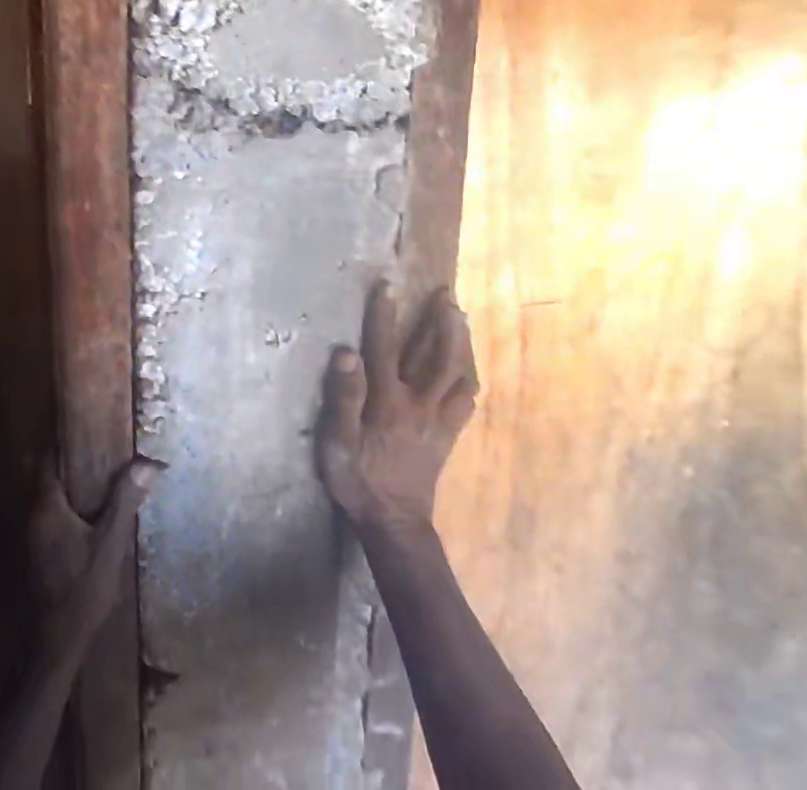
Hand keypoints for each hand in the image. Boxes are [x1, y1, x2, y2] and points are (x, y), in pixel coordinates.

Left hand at [26, 454, 164, 642]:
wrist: (56, 640)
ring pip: (43, 495)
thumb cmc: (83, 587)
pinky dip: (63, 501)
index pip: (45, 460)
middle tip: (94, 446)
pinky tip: (86, 508)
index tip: (82, 428)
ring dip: (63, 481)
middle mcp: (32, 516)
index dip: (60, 441)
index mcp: (46, 508)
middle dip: (62, 458)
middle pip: (41, 475)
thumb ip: (125, 501)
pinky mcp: (36, 551)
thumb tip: (147, 464)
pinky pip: (46, 513)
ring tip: (94, 471)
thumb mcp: (110, 542)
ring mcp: (31, 535)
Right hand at [317, 283, 478, 532]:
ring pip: (458, 374)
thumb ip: (345, 397)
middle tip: (444, 295)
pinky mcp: (448, 436)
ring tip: (461, 320)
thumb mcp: (338, 442)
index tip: (387, 286)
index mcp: (389, 402)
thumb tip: (346, 353)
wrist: (393, 521)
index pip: (385, 349)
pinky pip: (465, 401)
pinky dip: (468, 379)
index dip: (384, 316)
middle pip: (435, 355)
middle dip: (440, 322)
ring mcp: (439, 420)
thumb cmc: (357, 480)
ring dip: (460, 343)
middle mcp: (420, 404)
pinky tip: (467, 371)